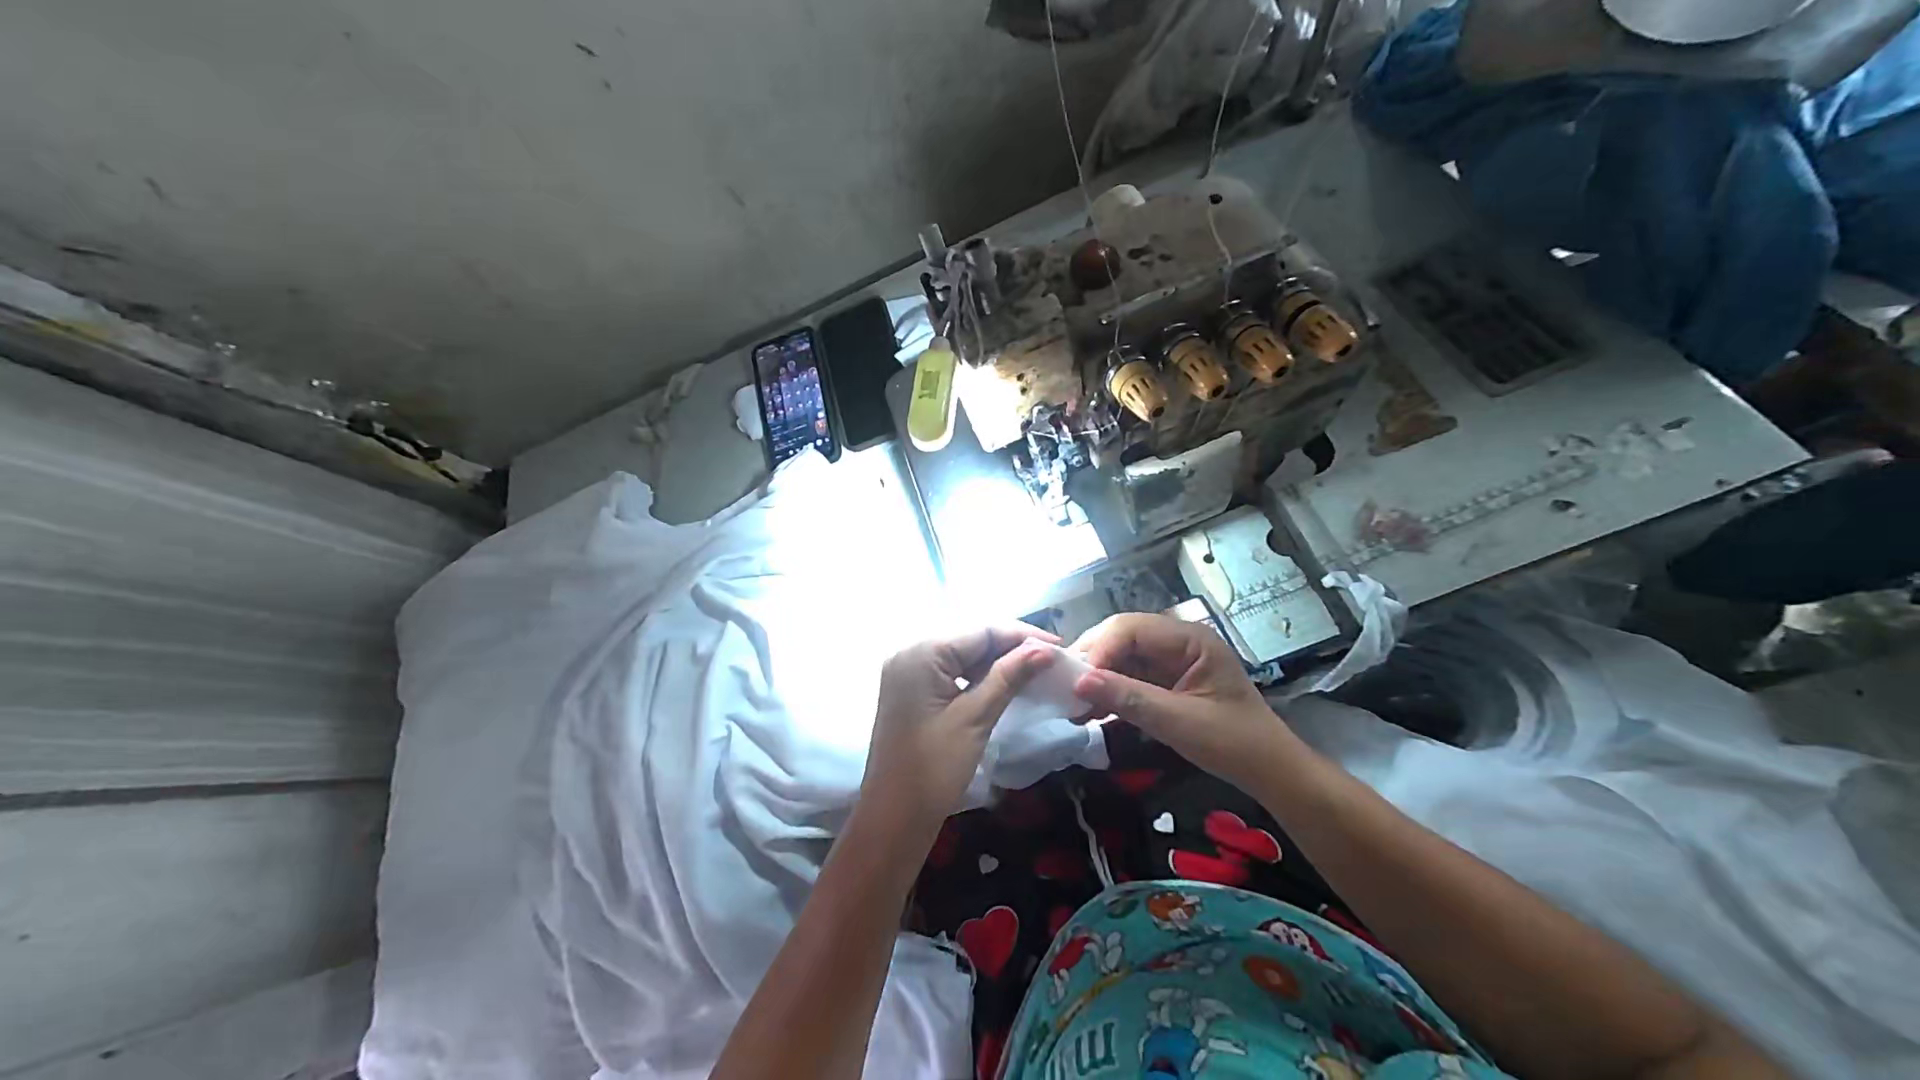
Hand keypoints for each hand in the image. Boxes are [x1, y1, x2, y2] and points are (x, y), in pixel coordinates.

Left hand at [860, 624, 1058, 833]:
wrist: (894, 818)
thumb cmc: (934, 767)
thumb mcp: (975, 717)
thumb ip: (1009, 676)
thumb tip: (1044, 649)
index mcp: (922, 653)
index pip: (981, 631)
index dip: (1023, 636)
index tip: (1060, 647)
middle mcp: (910, 653)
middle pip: (971, 640)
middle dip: (1012, 648)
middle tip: (1052, 660)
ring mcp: (908, 674)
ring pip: (962, 657)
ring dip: (997, 663)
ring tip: (1037, 670)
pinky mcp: (912, 693)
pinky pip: (951, 674)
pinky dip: (978, 678)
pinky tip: (1005, 684)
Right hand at [1070, 613, 1297, 792]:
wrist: (1270, 771)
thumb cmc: (1233, 743)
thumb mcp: (1179, 722)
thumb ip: (1129, 699)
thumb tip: (1079, 683)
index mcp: (1190, 638)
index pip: (1130, 628)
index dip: (1100, 650)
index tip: (1077, 682)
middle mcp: (1177, 640)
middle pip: (1121, 636)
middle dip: (1092, 660)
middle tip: (1063, 687)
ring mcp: (1171, 659)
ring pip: (1120, 656)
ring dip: (1096, 677)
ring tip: (1070, 701)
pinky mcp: (1165, 680)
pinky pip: (1128, 675)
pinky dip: (1108, 691)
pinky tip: (1088, 709)